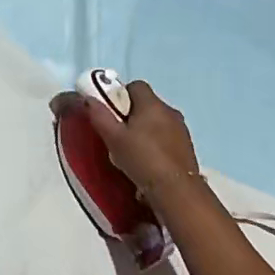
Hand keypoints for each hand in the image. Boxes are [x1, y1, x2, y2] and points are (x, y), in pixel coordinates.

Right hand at [74, 80, 200, 198]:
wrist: (175, 189)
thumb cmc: (141, 159)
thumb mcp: (113, 139)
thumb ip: (100, 116)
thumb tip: (88, 98)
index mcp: (152, 104)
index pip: (136, 86)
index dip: (120, 95)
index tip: (110, 113)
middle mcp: (170, 111)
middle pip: (147, 104)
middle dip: (132, 115)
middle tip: (117, 135)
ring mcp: (181, 129)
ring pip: (158, 122)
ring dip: (145, 130)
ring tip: (132, 152)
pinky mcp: (187, 147)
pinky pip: (167, 137)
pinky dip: (156, 144)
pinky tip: (148, 162)